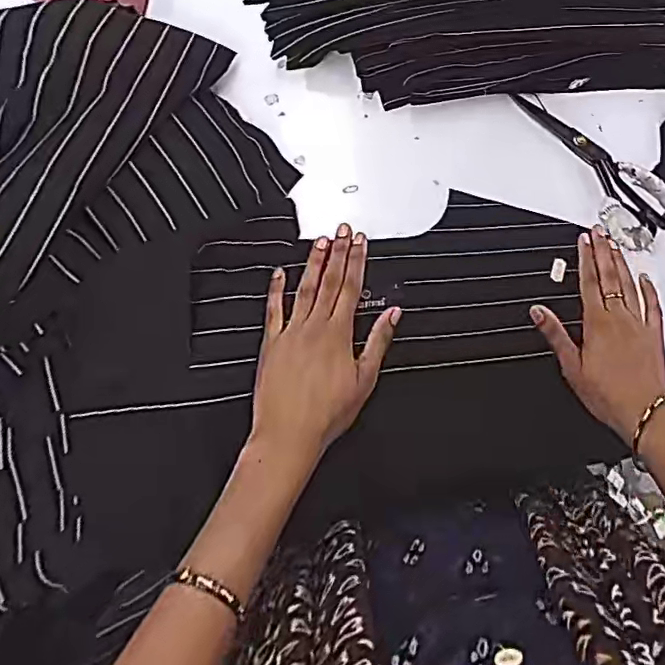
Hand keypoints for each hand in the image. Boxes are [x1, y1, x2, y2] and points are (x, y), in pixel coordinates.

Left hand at [249, 225, 399, 463]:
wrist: (288, 435)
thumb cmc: (326, 414)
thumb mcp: (364, 379)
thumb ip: (378, 341)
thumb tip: (392, 315)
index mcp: (338, 334)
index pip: (350, 287)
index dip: (356, 261)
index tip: (359, 242)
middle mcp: (314, 327)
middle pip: (329, 281)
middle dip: (338, 252)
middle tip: (341, 230)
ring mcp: (291, 332)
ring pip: (304, 288)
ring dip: (313, 262)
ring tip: (319, 242)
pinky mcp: (272, 343)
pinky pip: (274, 309)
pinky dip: (277, 289)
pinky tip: (279, 274)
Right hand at [530, 228, 664, 447]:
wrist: (645, 414)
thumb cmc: (609, 396)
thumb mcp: (572, 367)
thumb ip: (555, 335)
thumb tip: (538, 312)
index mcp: (597, 323)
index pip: (589, 281)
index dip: (585, 258)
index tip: (583, 240)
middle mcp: (620, 318)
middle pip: (609, 276)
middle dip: (602, 251)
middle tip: (599, 232)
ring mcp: (639, 324)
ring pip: (629, 285)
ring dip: (621, 263)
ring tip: (615, 245)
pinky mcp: (654, 335)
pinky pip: (652, 305)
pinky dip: (648, 289)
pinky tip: (645, 278)